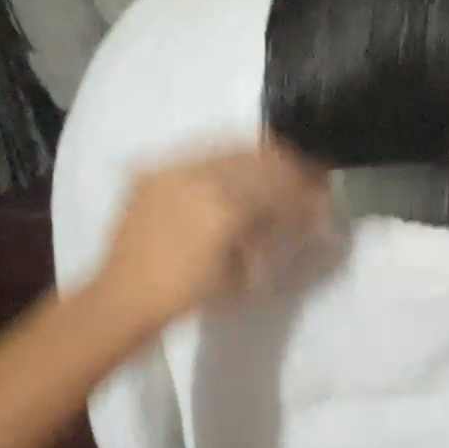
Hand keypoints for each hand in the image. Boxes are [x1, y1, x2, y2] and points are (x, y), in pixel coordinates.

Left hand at [90, 144, 330, 323]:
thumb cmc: (188, 295)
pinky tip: (237, 169)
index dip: (306, 188)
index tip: (324, 191)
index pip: (279, 186)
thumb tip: (307, 213)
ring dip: (260, 158)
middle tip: (310, 175)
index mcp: (225, 209)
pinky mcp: (153, 170)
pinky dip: (225, 158)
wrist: (124, 296)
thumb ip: (273, 235)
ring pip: (230, 150)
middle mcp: (199, 179)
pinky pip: (199, 153)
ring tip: (277, 167)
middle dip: (289, 167)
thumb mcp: (241, 273)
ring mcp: (172, 170)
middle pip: (259, 160)